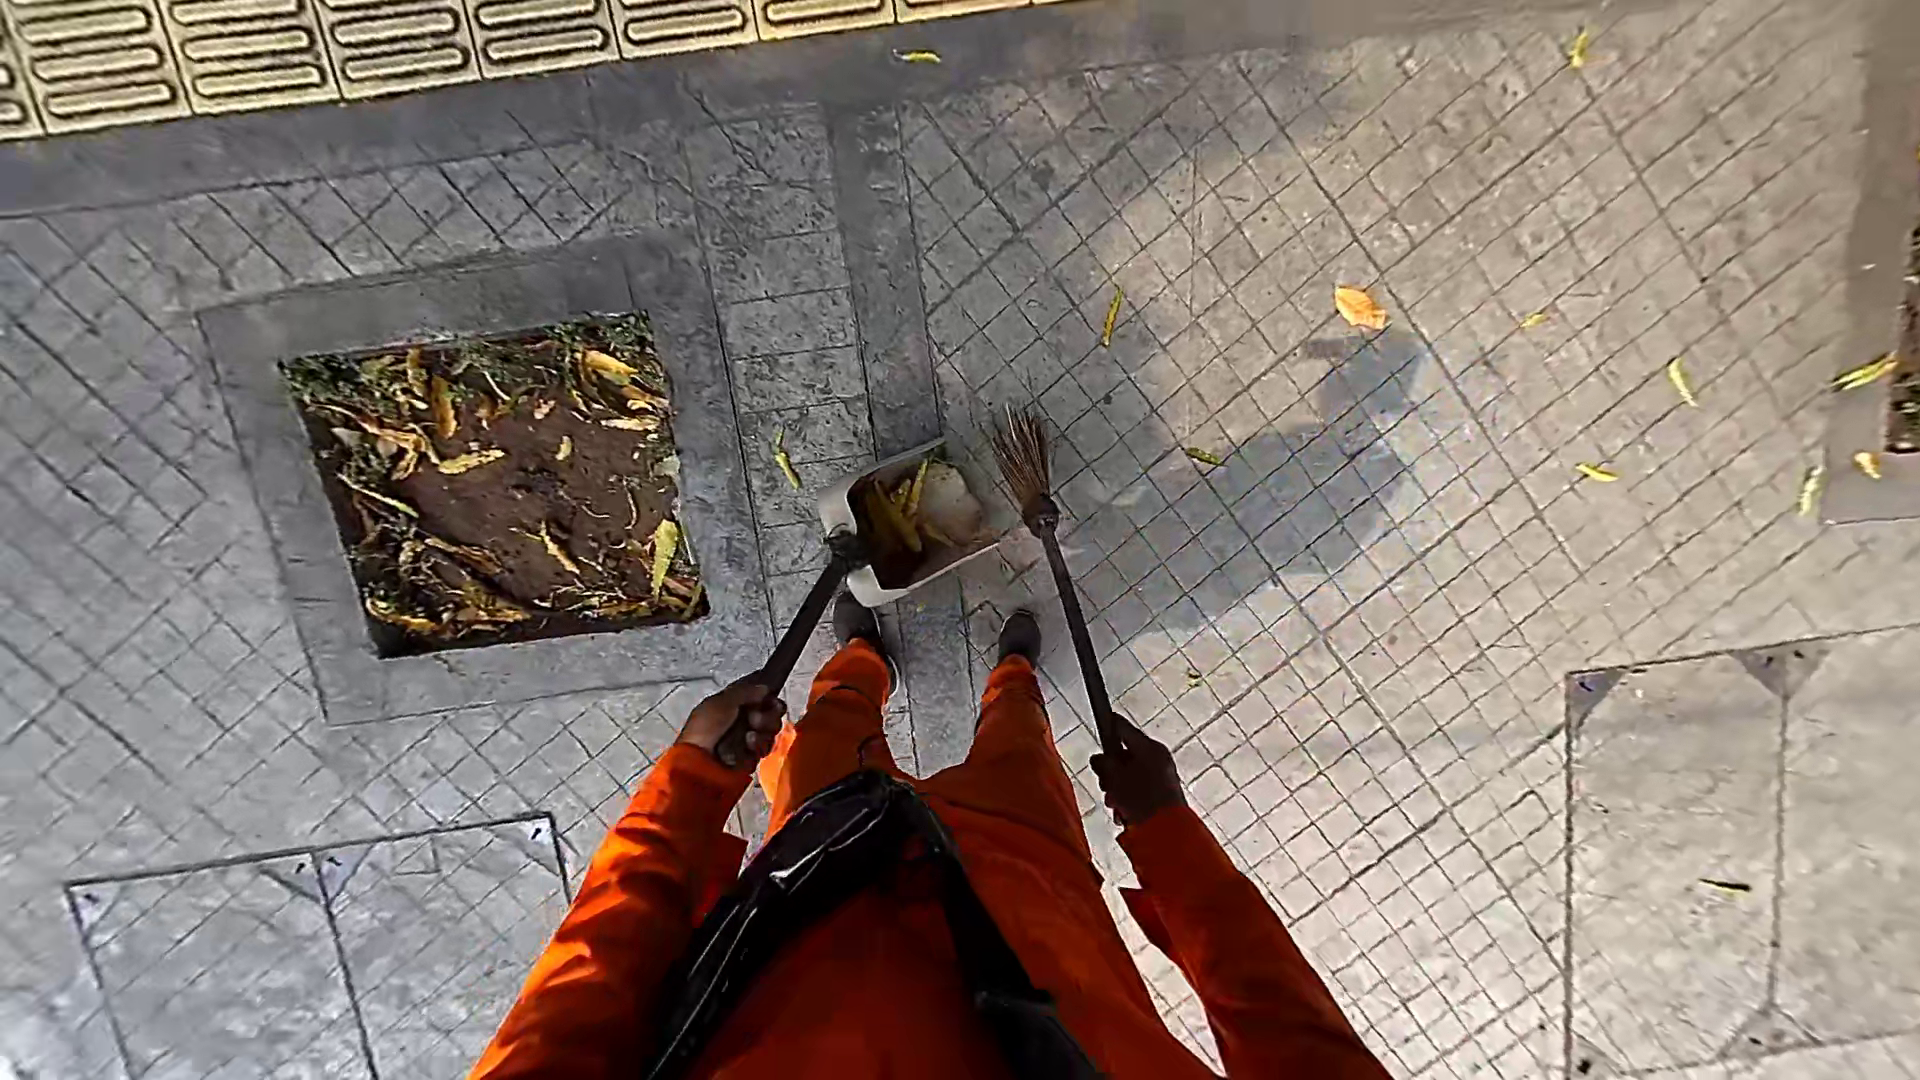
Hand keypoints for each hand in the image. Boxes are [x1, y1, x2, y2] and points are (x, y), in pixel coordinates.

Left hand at [677, 677, 786, 768]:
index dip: (769, 698)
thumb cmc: (707, 728)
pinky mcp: (751, 756)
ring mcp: (748, 738)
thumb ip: (746, 691)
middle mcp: (743, 719)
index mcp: (733, 703)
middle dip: (767, 717)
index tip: (769, 700)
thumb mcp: (721, 702)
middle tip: (754, 721)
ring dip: (762, 733)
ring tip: (748, 739)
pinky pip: (766, 748)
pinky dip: (757, 748)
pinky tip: (747, 749)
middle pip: (773, 713)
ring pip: (771, 731)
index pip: (762, 696)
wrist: (700, 763)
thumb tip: (765, 689)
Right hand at [1090, 714, 1186, 826]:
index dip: (1109, 725)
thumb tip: (1099, 759)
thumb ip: (1102, 763)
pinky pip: (1140, 789)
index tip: (1100, 723)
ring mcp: (1163, 776)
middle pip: (1125, 754)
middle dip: (1111, 771)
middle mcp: (1158, 758)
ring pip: (1130, 774)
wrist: (1168, 833)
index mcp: (1149, 747)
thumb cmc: (1141, 799)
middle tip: (1104, 784)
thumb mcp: (1114, 778)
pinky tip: (1123, 813)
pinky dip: (1129, 799)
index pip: (1123, 727)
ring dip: (1118, 788)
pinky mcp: (1165, 795)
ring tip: (1114, 804)